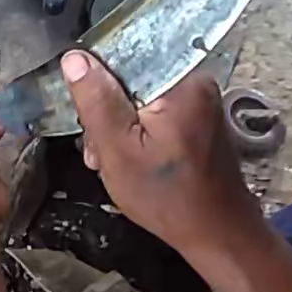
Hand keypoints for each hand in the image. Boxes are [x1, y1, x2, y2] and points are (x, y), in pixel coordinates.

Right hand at [62, 50, 264, 259]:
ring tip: (109, 161)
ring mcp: (198, 103)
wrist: (216, 234)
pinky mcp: (197, 122)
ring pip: (139, 100)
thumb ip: (96, 101)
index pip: (124, 57)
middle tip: (98, 151)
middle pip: (130, 80)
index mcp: (181, 81)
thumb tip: (75, 58)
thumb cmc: (167, 197)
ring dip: (118, 129)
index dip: (96, 84)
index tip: (86, 116)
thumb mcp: (118, 149)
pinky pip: (154, 115)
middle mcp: (195, 83)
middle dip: (107, 114)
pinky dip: (137, 136)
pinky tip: (129, 161)